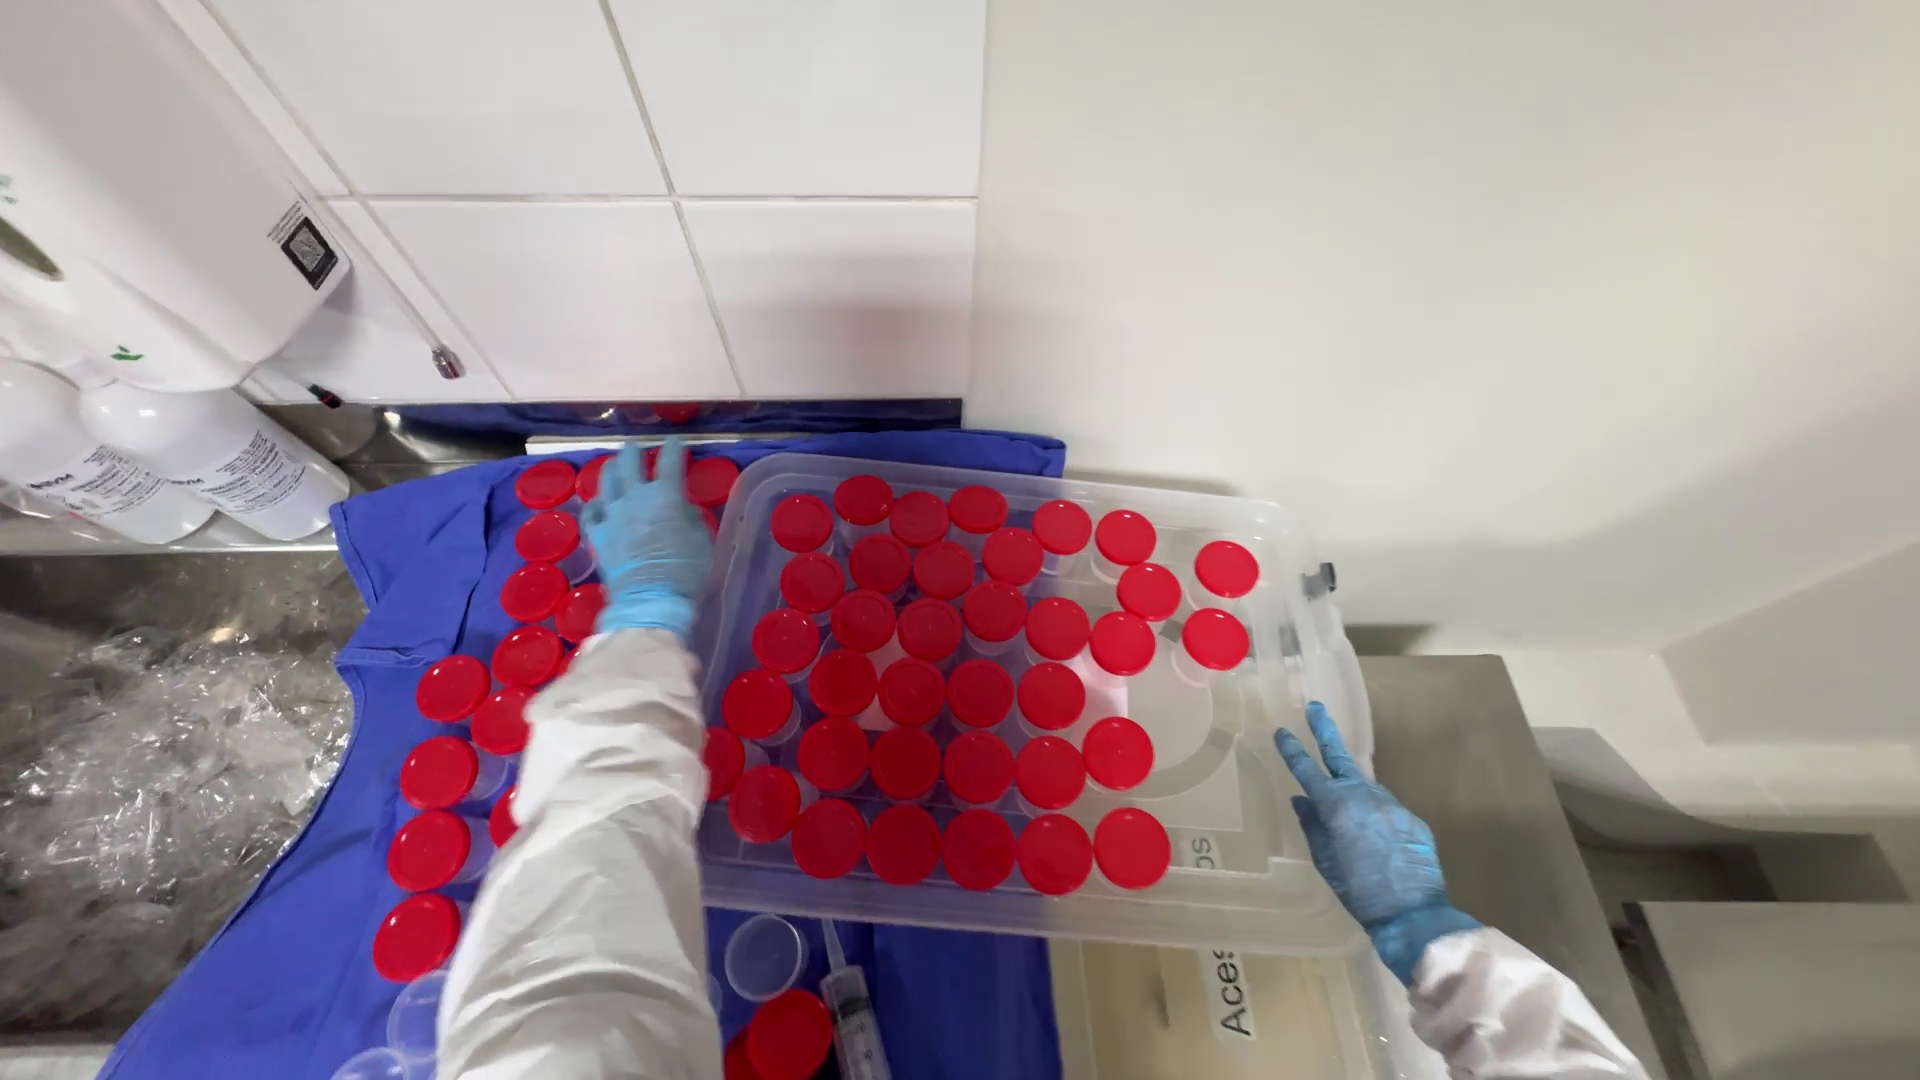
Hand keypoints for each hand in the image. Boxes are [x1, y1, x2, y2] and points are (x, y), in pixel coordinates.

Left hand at [579, 438, 714, 640]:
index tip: (675, 442)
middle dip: (635, 451)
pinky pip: (590, 510)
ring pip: (606, 480)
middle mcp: (634, 497)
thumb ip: (689, 515)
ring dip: (612, 469)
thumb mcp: (703, 539)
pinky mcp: (596, 534)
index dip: (673, 447)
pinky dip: (596, 502)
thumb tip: (680, 506)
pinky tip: (598, 501)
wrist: (650, 599)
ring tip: (615, 465)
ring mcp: (611, 514)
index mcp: (666, 495)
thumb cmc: (686, 570)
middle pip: (629, 462)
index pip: (669, 460)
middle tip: (638, 448)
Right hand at [1276, 702, 1478, 984]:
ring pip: (1366, 789)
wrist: (1414, 915)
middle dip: (1325, 731)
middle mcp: (1365, 797)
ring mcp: (1392, 806)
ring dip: (1353, 792)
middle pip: (1340, 757)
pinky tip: (1376, 840)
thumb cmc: (1359, 890)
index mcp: (1336, 807)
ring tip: (1348, 816)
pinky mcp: (1413, 820)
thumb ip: (1312, 826)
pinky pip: (1386, 810)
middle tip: (1316, 708)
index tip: (1281, 731)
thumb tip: (1302, 801)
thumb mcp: (1325, 861)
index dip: (1291, 750)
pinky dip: (1375, 817)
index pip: (1306, 770)